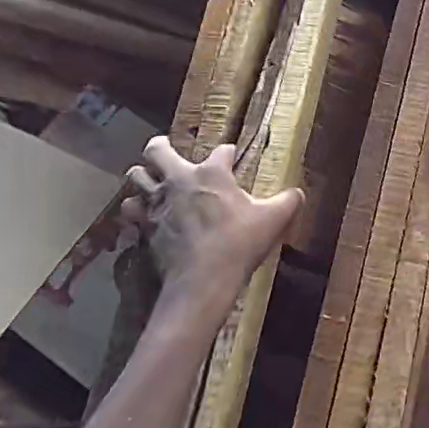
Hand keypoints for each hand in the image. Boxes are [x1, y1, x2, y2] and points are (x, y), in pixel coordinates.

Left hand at [121, 137, 302, 298]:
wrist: (202, 280)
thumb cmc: (239, 243)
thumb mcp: (273, 219)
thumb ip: (288, 201)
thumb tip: (298, 193)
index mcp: (212, 173)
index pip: (220, 151)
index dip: (228, 153)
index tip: (232, 158)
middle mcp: (179, 180)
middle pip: (156, 150)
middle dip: (160, 147)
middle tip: (166, 150)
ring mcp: (157, 203)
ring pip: (135, 176)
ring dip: (143, 176)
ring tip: (152, 181)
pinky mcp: (143, 226)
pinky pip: (129, 210)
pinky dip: (134, 209)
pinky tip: (143, 213)